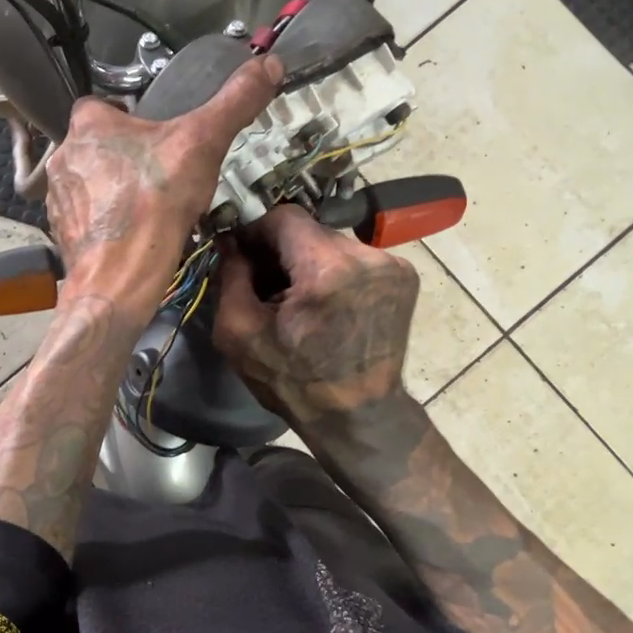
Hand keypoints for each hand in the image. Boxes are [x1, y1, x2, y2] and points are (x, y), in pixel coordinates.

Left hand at [43, 55, 282, 307]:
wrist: (118, 277)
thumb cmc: (153, 203)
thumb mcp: (203, 143)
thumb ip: (235, 102)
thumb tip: (269, 63)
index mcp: (87, 125)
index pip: (100, 104)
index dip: (126, 114)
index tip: (152, 130)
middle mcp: (63, 158)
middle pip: (96, 145)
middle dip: (123, 154)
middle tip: (157, 169)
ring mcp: (58, 198)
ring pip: (89, 182)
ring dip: (112, 188)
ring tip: (147, 202)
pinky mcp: (61, 233)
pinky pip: (85, 217)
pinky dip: (105, 221)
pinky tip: (132, 232)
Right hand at [211, 204, 420, 431]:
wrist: (357, 415)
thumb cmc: (292, 381)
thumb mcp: (239, 332)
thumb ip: (230, 276)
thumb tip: (228, 241)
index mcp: (327, 270)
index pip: (284, 217)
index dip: (255, 230)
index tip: (240, 252)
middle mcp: (368, 256)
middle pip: (309, 231)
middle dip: (280, 250)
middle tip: (261, 282)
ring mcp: (392, 265)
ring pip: (332, 243)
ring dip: (307, 262)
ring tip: (293, 299)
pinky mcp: (404, 277)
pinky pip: (355, 259)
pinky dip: (332, 273)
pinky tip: (322, 305)